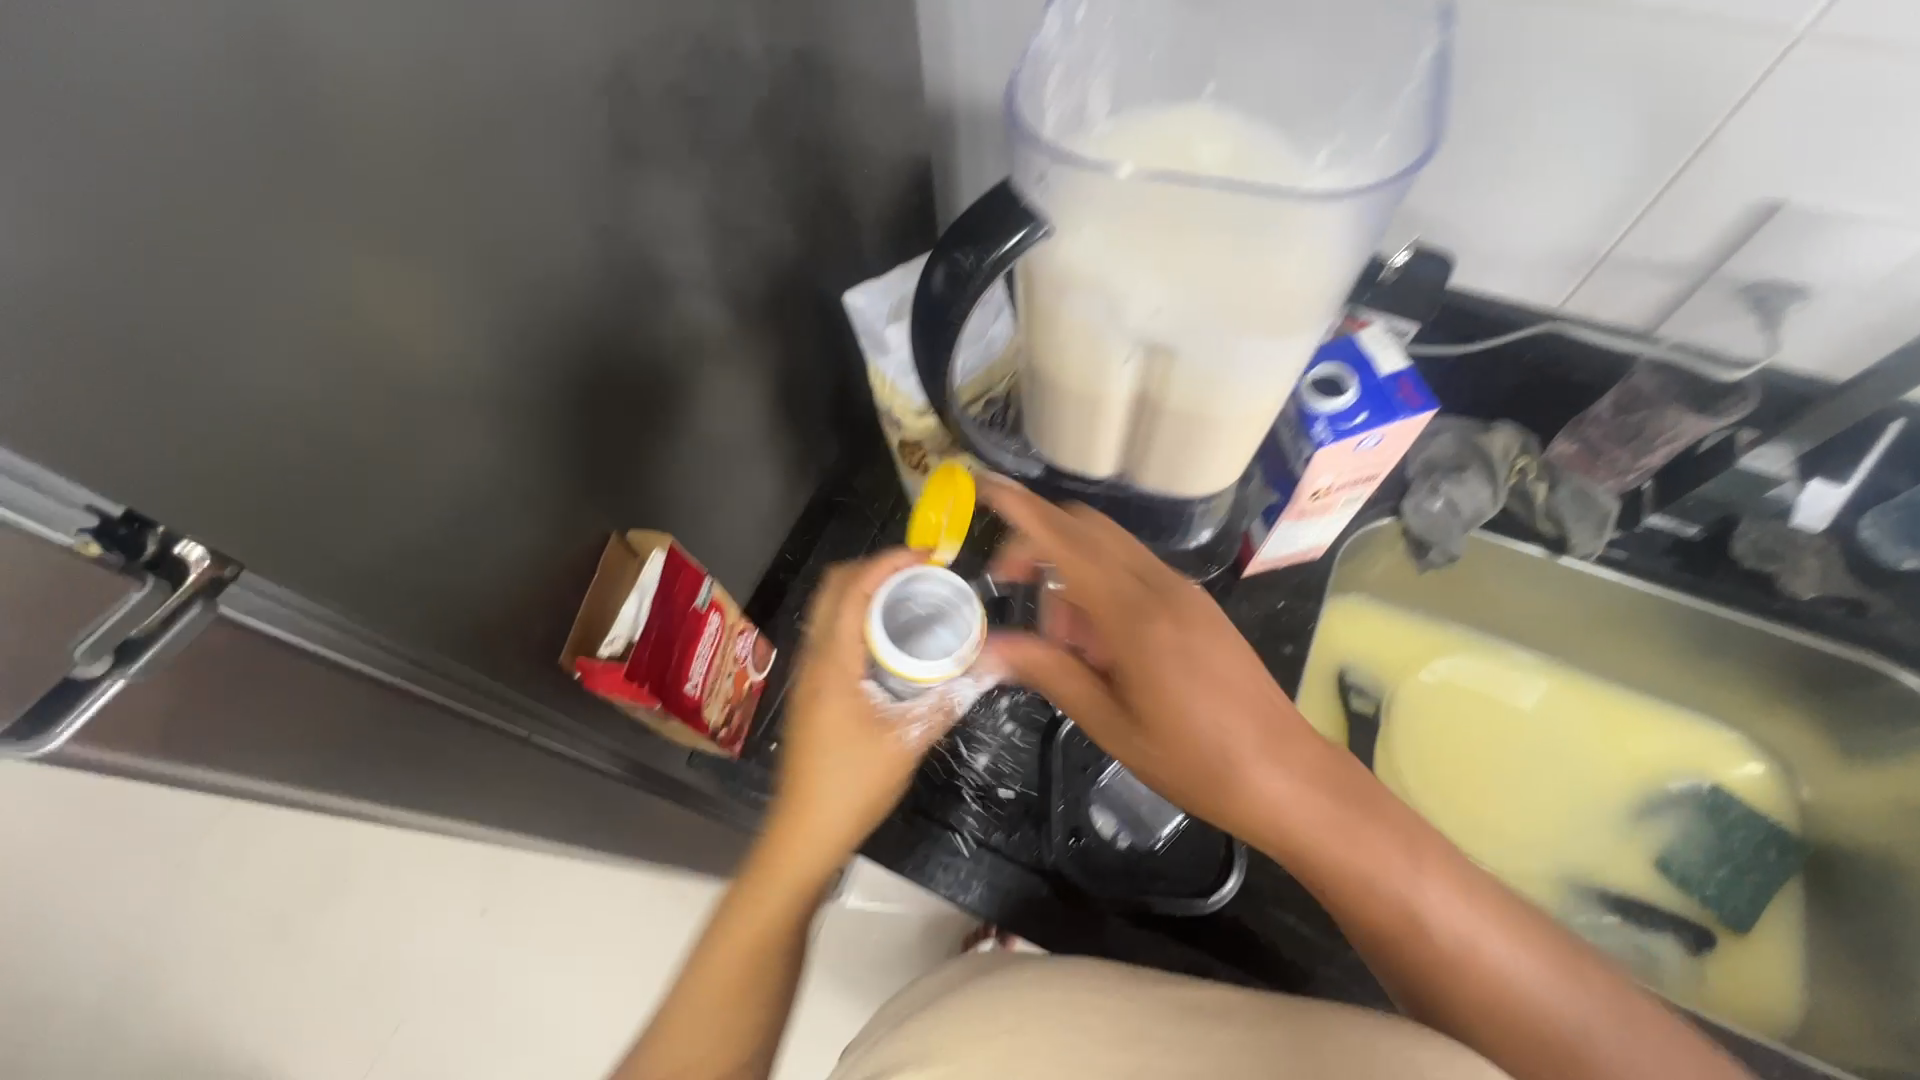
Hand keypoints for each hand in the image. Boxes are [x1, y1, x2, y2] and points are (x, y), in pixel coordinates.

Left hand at [765, 548, 965, 870]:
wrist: (804, 833)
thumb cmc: (853, 785)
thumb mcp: (910, 741)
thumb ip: (950, 698)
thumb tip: (992, 665)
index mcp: (833, 662)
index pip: (853, 589)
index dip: (889, 562)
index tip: (928, 556)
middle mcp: (813, 658)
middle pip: (833, 588)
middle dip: (874, 569)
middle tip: (920, 574)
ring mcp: (807, 675)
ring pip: (829, 611)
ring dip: (864, 593)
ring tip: (910, 599)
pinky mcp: (810, 692)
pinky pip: (831, 635)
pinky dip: (858, 620)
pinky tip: (890, 642)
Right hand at [980, 475, 1327, 839]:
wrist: (1284, 774)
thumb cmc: (1192, 760)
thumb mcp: (1109, 723)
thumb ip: (1049, 671)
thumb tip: (988, 647)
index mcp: (1134, 613)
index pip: (1065, 540)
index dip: (1021, 511)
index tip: (985, 491)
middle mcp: (1161, 586)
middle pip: (1087, 528)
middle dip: (1040, 544)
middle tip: (1016, 593)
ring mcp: (1185, 591)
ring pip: (1111, 548)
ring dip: (1073, 570)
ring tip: (1066, 640)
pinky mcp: (1198, 605)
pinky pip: (1136, 570)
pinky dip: (1103, 585)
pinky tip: (1104, 645)